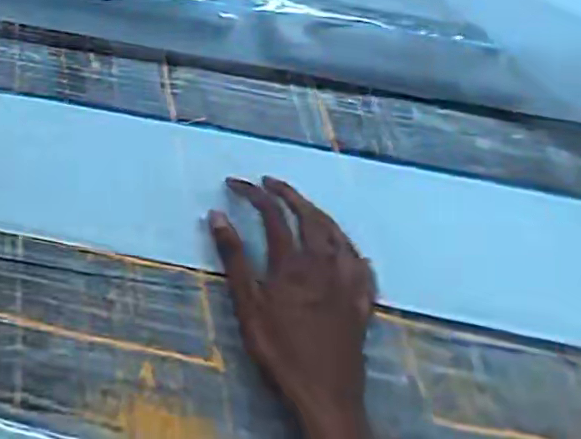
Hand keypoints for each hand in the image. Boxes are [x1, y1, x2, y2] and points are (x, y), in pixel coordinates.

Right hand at [210, 177, 376, 438]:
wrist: (325, 397)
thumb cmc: (278, 348)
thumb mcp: (246, 302)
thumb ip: (233, 256)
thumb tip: (217, 214)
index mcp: (294, 266)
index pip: (273, 216)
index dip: (253, 194)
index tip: (233, 183)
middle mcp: (324, 270)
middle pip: (312, 221)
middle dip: (290, 196)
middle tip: (269, 183)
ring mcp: (347, 289)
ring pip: (341, 241)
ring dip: (321, 216)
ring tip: (305, 207)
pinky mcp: (361, 309)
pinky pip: (364, 272)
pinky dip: (353, 252)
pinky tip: (350, 251)